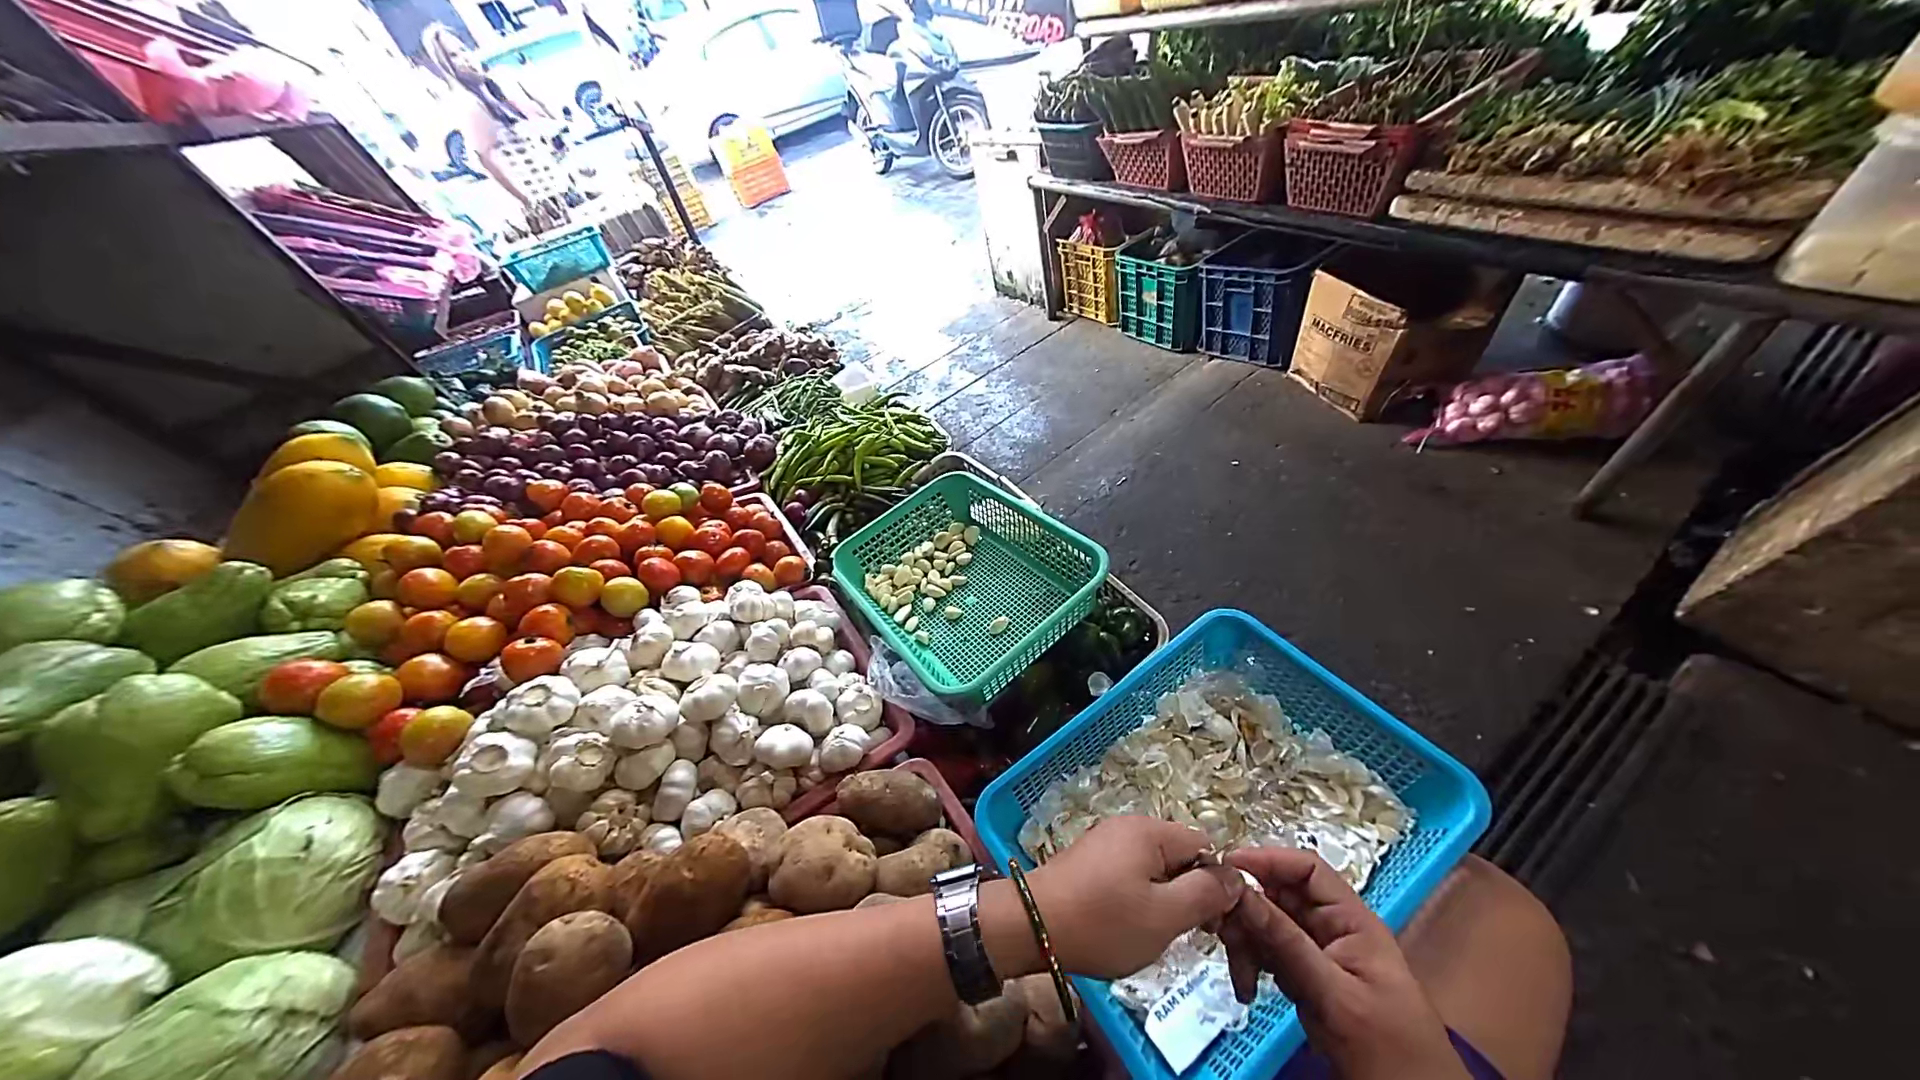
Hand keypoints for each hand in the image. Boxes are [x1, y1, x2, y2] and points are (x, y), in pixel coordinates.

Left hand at [1022, 816, 1244, 978]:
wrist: (1032, 925)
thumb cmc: (1102, 923)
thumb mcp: (1164, 916)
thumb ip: (1205, 894)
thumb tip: (1234, 877)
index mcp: (1149, 831)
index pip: (1204, 846)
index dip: (1215, 883)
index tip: (1211, 922)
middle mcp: (1128, 826)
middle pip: (1179, 855)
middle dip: (1188, 891)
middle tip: (1181, 931)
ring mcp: (1106, 841)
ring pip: (1155, 867)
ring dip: (1163, 898)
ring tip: (1151, 931)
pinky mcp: (1090, 859)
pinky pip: (1130, 873)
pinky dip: (1137, 897)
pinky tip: (1126, 923)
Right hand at [1221, 848, 1468, 1079]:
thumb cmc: (1390, 1051)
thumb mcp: (1335, 994)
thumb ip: (1287, 942)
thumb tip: (1241, 891)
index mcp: (1351, 921)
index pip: (1307, 869)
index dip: (1267, 860)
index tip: (1227, 867)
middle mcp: (1331, 929)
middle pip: (1278, 895)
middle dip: (1247, 909)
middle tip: (1219, 926)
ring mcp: (1316, 954)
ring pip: (1266, 924)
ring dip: (1245, 942)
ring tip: (1239, 972)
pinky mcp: (1303, 978)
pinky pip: (1266, 954)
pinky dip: (1250, 965)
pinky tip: (1246, 988)